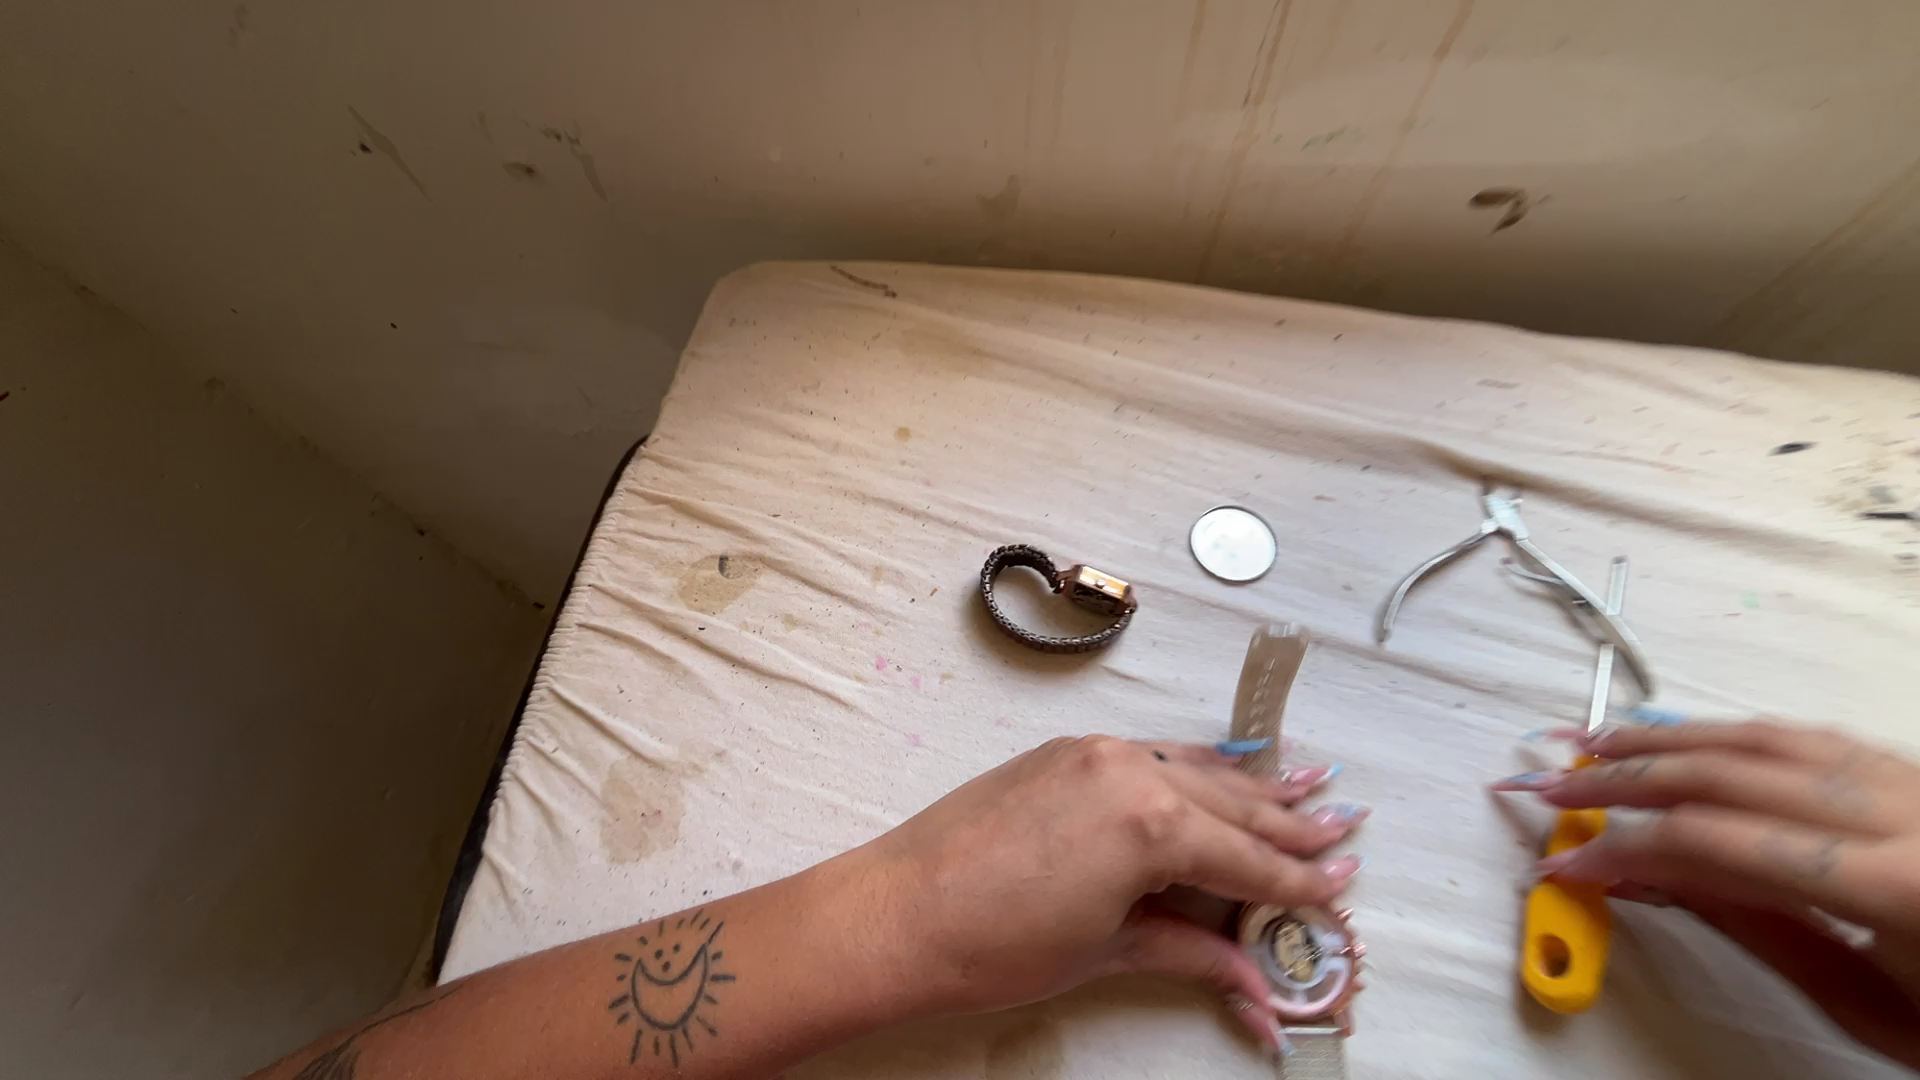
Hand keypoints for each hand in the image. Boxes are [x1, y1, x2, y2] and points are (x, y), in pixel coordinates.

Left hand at [841, 736, 1363, 1055]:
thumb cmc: (1001, 945)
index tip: (1345, 881)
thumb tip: (1261, 995)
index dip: (1299, 879)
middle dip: (1286, 824)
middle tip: (1343, 826)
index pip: (1246, 858)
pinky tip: (1217, 767)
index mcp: (1152, 823)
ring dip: (1245, 785)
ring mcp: (1094, 751)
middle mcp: (1132, 770)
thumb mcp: (1107, 950)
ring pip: (1191, 769)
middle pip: (1229, 804)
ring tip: (1304, 784)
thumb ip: (1190, 953)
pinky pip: (1147, 754)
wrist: (901, 907)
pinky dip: (1189, 766)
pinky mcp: (1065, 750)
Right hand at [1498, 719, 1919, 1068]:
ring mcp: (1913, 785)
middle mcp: (1908, 818)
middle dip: (1622, 779)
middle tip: (1552, 787)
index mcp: (1900, 890)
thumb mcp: (1878, 1014)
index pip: (1713, 843)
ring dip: (1661, 739)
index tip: (1566, 862)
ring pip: (1758, 738)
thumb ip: (1759, 933)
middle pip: (1722, 774)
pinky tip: (1679, 738)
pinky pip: (1804, 737)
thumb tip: (1644, 875)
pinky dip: (1725, 733)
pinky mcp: (1912, 774)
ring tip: (1594, 742)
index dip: (1625, 847)